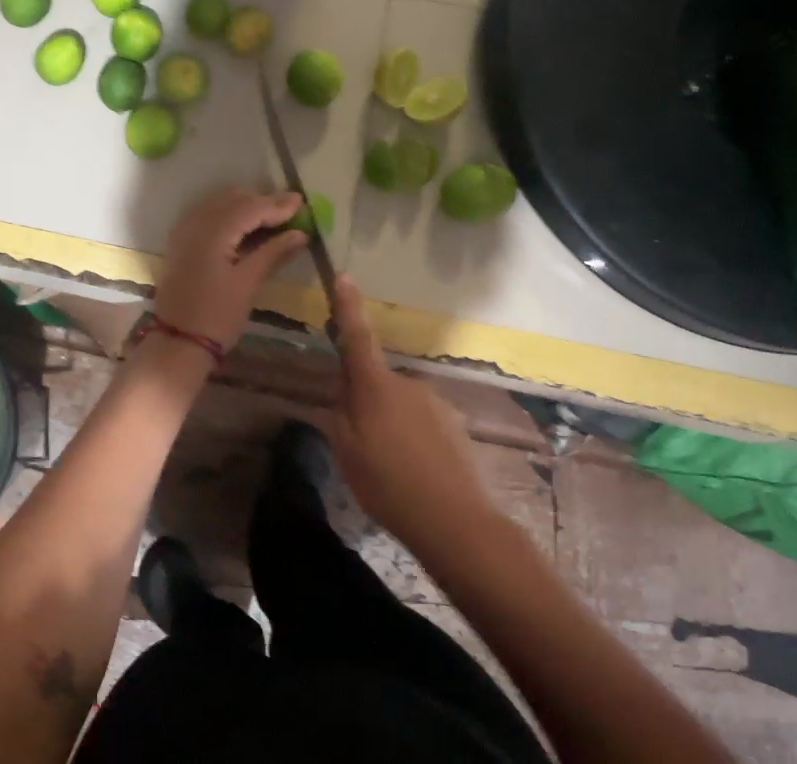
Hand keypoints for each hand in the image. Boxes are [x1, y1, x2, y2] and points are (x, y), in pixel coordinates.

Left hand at [153, 187, 310, 350]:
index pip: (249, 207)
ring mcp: (183, 232)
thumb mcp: (248, 283)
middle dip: (261, 202)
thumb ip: (273, 253)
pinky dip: (227, 216)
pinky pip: (205, 217)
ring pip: (218, 205)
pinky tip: (243, 228)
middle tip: (289, 212)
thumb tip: (301, 233)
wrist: (177, 342)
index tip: (302, 203)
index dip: (277, 205)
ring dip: (244, 207)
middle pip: (232, 200)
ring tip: (271, 219)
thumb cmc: (217, 316)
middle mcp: (195, 223)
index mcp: (213, 232)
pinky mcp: (179, 244)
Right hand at [325, 275, 497, 546]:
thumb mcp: (346, 451)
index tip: (344, 276)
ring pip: (398, 404)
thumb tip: (346, 389)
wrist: (455, 521)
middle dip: (364, 400)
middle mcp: (409, 385)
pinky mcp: (454, 424)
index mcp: (376, 388)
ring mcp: (435, 403)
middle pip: (375, 381)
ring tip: (388, 466)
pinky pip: (420, 422)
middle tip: (358, 443)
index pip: (357, 338)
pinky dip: (411, 439)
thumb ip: (341, 412)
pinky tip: (412, 471)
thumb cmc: (388, 485)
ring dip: (389, 424)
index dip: (348, 308)